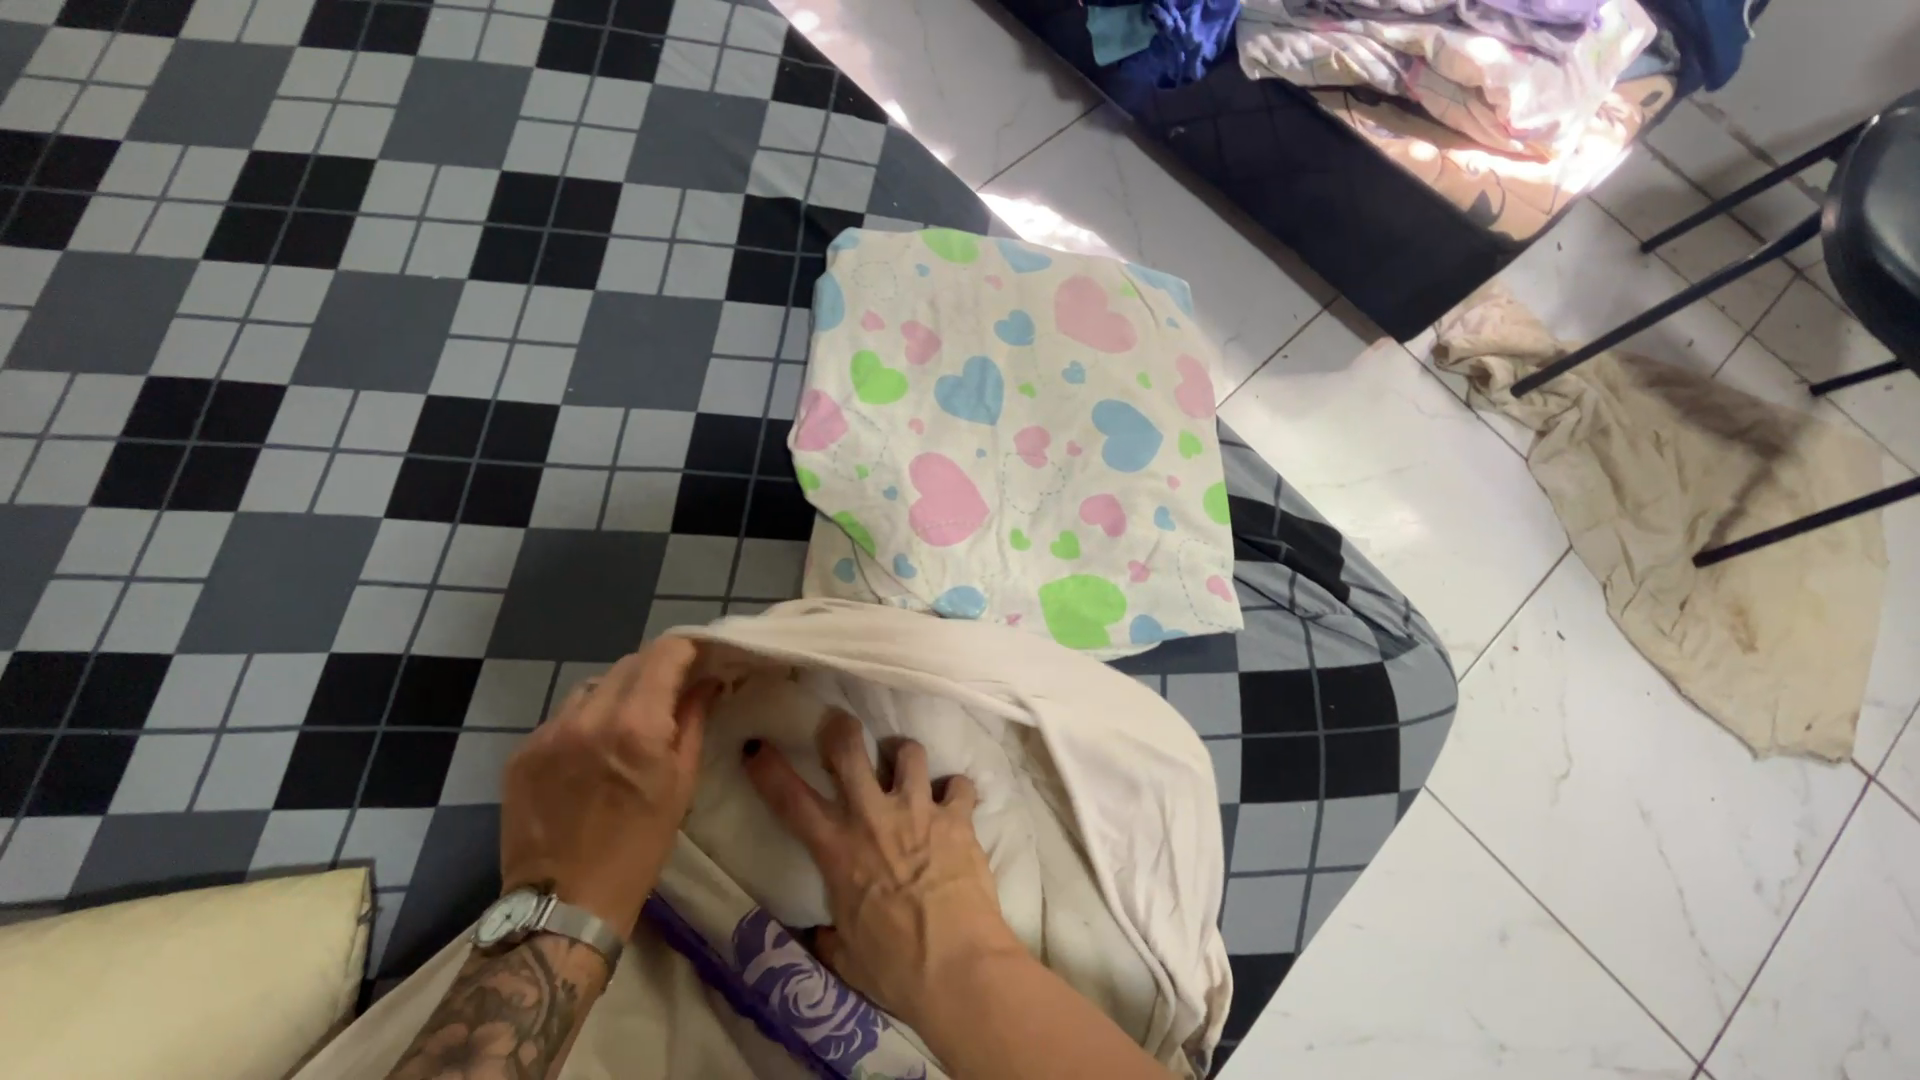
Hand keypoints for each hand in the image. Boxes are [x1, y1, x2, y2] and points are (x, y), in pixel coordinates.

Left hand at [499, 637, 718, 935]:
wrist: (565, 903)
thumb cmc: (639, 848)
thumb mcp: (680, 784)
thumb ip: (693, 722)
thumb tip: (706, 684)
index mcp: (636, 725)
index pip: (665, 654)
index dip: (688, 648)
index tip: (702, 656)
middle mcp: (589, 717)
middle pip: (629, 663)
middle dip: (656, 670)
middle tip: (673, 690)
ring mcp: (548, 733)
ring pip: (593, 686)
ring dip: (618, 693)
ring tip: (630, 722)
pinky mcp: (522, 752)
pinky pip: (562, 717)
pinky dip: (586, 721)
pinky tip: (593, 752)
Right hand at [743, 709, 1025, 1029]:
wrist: (958, 967)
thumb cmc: (895, 968)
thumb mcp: (846, 955)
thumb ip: (829, 934)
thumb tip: (819, 934)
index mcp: (837, 849)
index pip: (790, 799)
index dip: (768, 768)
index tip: (757, 746)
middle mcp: (874, 817)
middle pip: (849, 749)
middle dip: (841, 729)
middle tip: (841, 724)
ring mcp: (919, 811)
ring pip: (909, 752)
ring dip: (905, 756)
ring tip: (907, 768)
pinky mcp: (958, 818)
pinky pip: (960, 785)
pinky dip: (956, 792)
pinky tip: (956, 804)